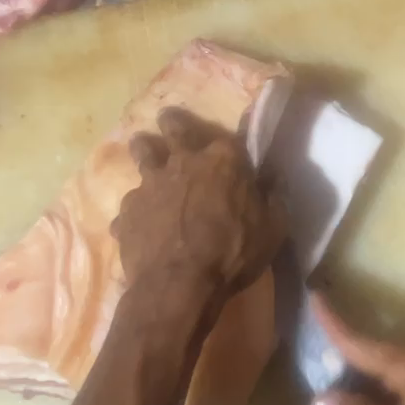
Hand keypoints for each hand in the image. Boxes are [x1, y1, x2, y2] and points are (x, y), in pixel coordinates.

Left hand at [114, 108, 285, 304]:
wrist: (179, 286)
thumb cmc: (232, 253)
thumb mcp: (272, 228)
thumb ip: (274, 197)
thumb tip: (276, 175)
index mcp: (223, 160)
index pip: (229, 137)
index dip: (229, 143)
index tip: (227, 147)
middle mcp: (184, 161)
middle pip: (174, 128)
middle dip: (173, 121)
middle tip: (169, 118)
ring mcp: (151, 184)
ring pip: (142, 153)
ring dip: (144, 149)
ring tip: (142, 148)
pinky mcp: (128, 211)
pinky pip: (131, 204)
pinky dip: (136, 210)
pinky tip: (137, 223)